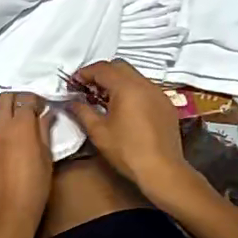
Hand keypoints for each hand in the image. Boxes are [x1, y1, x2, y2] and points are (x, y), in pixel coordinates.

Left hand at [0, 91, 52, 237]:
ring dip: (5, 112)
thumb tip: (45, 115)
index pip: (26, 99)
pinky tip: (6, 142)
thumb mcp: (46, 155)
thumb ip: (44, 130)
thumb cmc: (34, 185)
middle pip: (4, 98)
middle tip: (29, 109)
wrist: (8, 208)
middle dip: (17, 99)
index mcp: (20, 125)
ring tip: (18, 125)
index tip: (43, 107)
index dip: (36, 100)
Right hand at [66, 60, 194, 201]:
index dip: (84, 73)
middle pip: (119, 67)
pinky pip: (145, 89)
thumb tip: (72, 102)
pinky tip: (123, 109)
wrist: (162, 169)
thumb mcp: (98, 131)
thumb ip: (82, 111)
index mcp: (127, 88)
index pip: (102, 68)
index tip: (72, 84)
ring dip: (116, 82)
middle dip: (100, 74)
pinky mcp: (166, 105)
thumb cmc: (127, 151)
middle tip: (86, 88)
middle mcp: (145, 85)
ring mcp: (159, 94)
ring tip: (102, 99)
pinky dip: (130, 91)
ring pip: (133, 76)